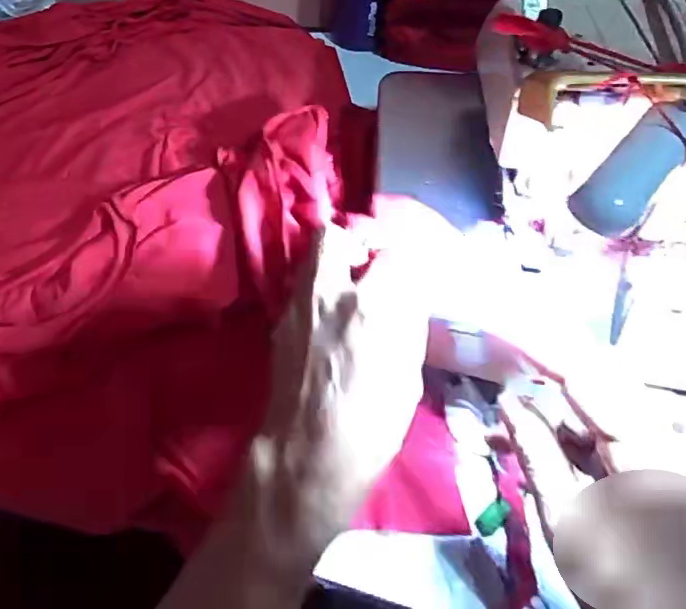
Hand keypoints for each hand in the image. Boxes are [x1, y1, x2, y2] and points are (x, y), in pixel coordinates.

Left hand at [158, 196, 439, 608]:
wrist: (308, 451)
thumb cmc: (372, 425)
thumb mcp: (406, 373)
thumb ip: (403, 321)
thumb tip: (404, 294)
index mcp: (370, 306)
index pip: (391, 254)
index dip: (401, 261)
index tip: (406, 273)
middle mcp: (327, 291)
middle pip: (335, 234)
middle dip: (355, 242)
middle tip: (370, 265)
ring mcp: (296, 301)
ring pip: (311, 255)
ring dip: (333, 262)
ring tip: (349, 286)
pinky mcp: (278, 317)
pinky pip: (300, 284)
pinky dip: (317, 287)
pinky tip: (328, 312)